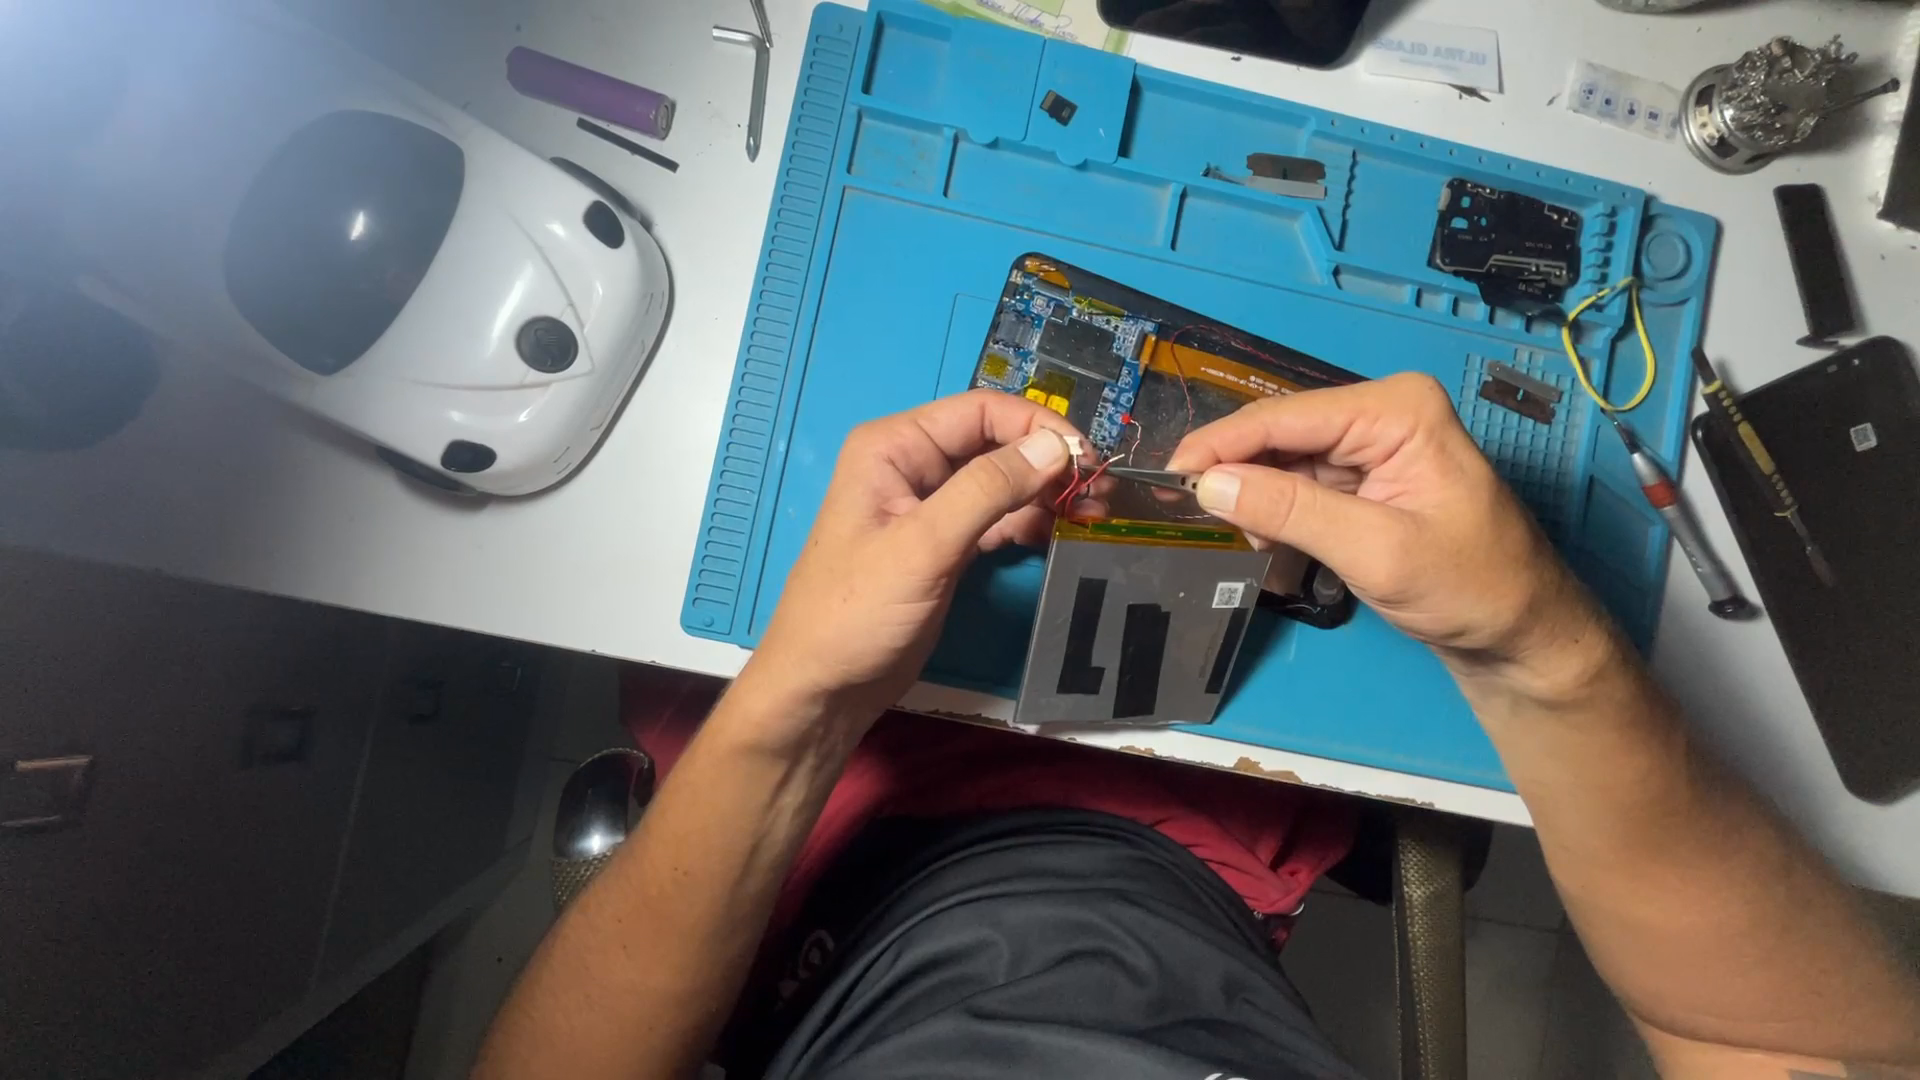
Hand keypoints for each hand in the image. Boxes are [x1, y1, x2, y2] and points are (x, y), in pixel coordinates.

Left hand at [742, 390, 1077, 740]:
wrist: (825, 686)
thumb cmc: (857, 611)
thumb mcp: (923, 545)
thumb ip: (988, 490)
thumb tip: (1056, 447)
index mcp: (895, 446)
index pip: (981, 412)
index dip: (1038, 428)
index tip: (1088, 460)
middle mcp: (914, 466)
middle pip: (996, 444)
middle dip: (1048, 463)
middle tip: (1098, 494)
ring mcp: (931, 507)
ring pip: (1002, 483)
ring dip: (1045, 495)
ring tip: (1090, 516)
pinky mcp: (945, 545)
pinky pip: (996, 519)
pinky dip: (1028, 523)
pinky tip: (1056, 536)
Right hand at [1167, 374, 1610, 680]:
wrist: (1520, 633)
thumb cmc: (1468, 586)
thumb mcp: (1374, 549)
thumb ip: (1290, 510)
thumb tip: (1207, 484)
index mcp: (1394, 410)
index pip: (1283, 418)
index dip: (1220, 444)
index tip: (1168, 474)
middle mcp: (1378, 414)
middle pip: (1277, 434)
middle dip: (1237, 474)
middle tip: (1201, 515)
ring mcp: (1369, 444)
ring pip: (1279, 460)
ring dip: (1255, 498)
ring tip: (1257, 540)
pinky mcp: (1360, 476)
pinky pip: (1295, 482)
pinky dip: (1274, 510)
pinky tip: (1275, 538)